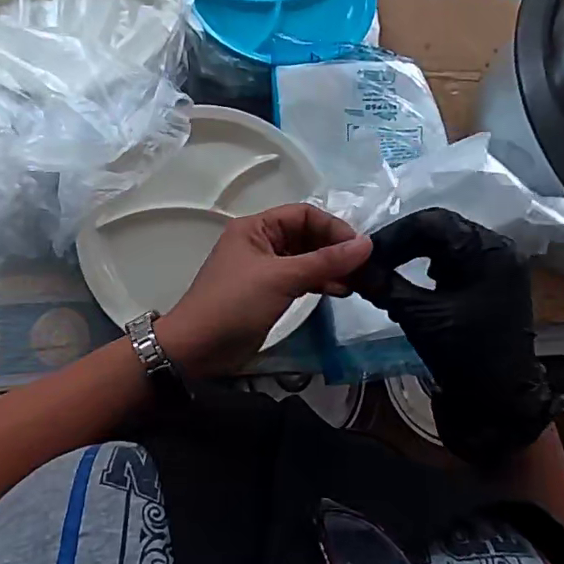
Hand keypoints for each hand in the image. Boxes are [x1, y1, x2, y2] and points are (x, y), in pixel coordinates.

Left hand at [155, 203, 371, 378]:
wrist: (197, 348)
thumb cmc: (234, 304)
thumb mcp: (281, 278)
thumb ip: (324, 261)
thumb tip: (366, 244)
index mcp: (255, 228)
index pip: (303, 214)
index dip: (333, 227)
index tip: (359, 248)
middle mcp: (260, 243)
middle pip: (307, 235)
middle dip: (335, 249)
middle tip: (363, 268)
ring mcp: (264, 269)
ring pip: (306, 259)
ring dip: (330, 268)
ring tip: (356, 283)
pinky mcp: (268, 292)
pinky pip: (300, 279)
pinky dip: (319, 283)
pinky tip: (339, 292)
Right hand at [348, 208, 555, 466]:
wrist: (499, 402)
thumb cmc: (466, 355)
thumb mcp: (420, 316)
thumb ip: (384, 285)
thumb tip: (349, 266)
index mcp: (488, 251)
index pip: (432, 222)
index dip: (393, 234)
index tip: (364, 253)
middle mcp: (496, 251)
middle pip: (439, 231)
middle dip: (401, 245)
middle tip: (370, 262)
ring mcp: (495, 269)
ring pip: (444, 247)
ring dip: (411, 255)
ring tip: (384, 273)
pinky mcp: (488, 286)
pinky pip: (452, 265)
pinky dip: (424, 269)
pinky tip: (407, 285)